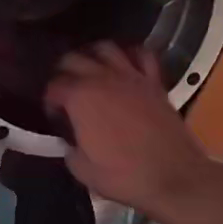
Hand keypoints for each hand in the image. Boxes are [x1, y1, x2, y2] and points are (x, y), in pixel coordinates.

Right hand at [43, 42, 222, 222]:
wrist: (173, 175)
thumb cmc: (124, 175)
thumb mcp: (83, 170)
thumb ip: (70, 149)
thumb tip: (71, 141)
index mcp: (80, 98)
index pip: (54, 86)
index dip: (50, 99)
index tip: (54, 114)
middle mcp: (103, 78)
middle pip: (74, 59)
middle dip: (64, 71)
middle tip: (66, 90)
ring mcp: (131, 76)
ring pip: (106, 48)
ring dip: (93, 55)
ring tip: (92, 70)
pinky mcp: (154, 81)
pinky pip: (142, 55)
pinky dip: (131, 54)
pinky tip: (127, 65)